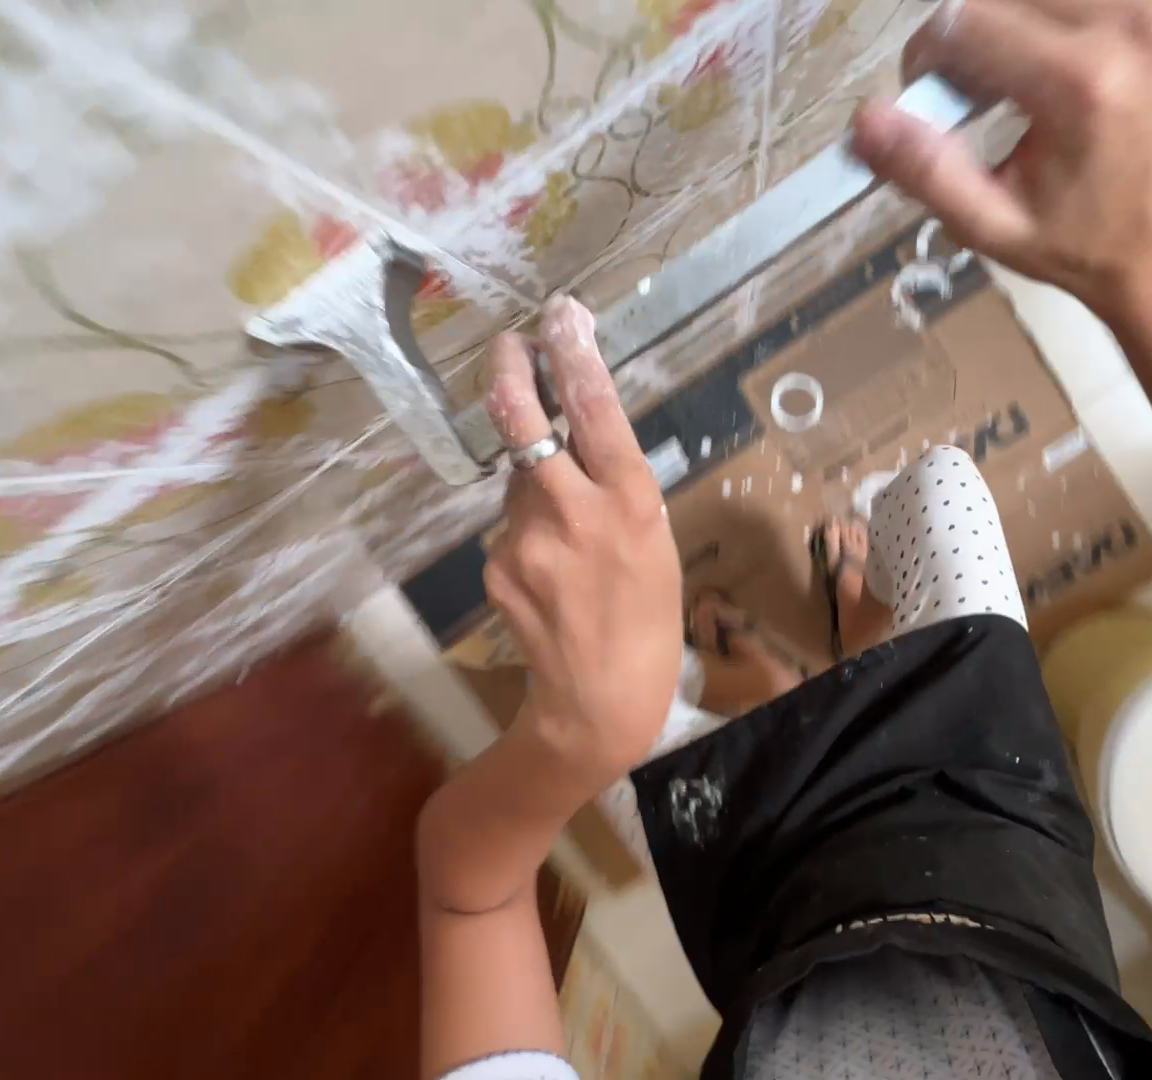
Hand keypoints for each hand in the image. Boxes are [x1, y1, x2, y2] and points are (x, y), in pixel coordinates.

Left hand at [482, 296, 682, 783]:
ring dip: (534, 481)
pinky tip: (550, 571)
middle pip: (525, 425)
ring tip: (566, 528)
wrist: (598, 701)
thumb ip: (614, 492)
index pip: (595, 410)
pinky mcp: (494, 566)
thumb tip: (569, 448)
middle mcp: (573, 511)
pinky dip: (528, 531)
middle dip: (512, 372)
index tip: (561, 312)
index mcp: (630, 503)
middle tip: (509, 342)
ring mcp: (524, 540)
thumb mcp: (656, 546)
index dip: (576, 354)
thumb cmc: (650, 622)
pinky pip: (510, 527)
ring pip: (518, 481)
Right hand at [851, 0, 1151, 318]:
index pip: (967, 18)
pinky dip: (1070, 9)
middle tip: (982, 84)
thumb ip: (923, 170)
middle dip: (974, 27)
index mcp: (1082, 83)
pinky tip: (1072, 44)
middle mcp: (1144, 18)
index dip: (929, 54)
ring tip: (1024, 65)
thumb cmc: (1068, 242)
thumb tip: (862, 120)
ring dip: (1021, 12)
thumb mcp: (984, 224)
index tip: (930, 91)